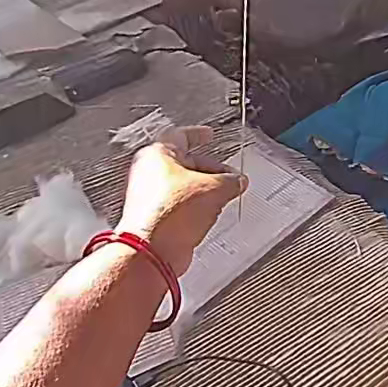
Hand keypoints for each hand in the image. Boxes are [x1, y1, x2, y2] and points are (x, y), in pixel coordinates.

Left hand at [118, 126, 246, 272]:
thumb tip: (238, 181)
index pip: (182, 135)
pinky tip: (208, 214)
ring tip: (222, 197)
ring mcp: (150, 195)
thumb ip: (231, 180)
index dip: (199, 134)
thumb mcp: (214, 189)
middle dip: (212, 170)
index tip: (208, 134)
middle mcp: (149, 172)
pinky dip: (196, 207)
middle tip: (230, 177)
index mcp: (157, 154)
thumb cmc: (168, 215)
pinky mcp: (155, 216)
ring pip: (184, 186)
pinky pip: (180, 205)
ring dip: (205, 191)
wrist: (152, 252)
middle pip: (187, 163)